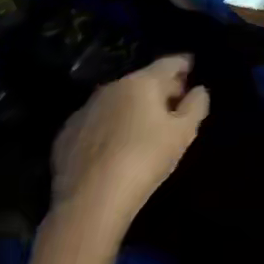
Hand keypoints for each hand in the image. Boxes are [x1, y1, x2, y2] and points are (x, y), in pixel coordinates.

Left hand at [49, 55, 209, 240]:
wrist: (91, 199)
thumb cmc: (147, 158)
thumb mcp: (185, 132)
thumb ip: (196, 105)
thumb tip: (198, 90)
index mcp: (141, 83)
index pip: (168, 63)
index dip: (184, 64)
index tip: (193, 67)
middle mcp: (110, 89)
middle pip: (142, 80)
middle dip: (160, 88)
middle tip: (176, 103)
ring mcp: (84, 111)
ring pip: (117, 101)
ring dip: (134, 107)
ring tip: (148, 125)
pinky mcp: (66, 135)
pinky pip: (98, 121)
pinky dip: (112, 125)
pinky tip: (119, 145)